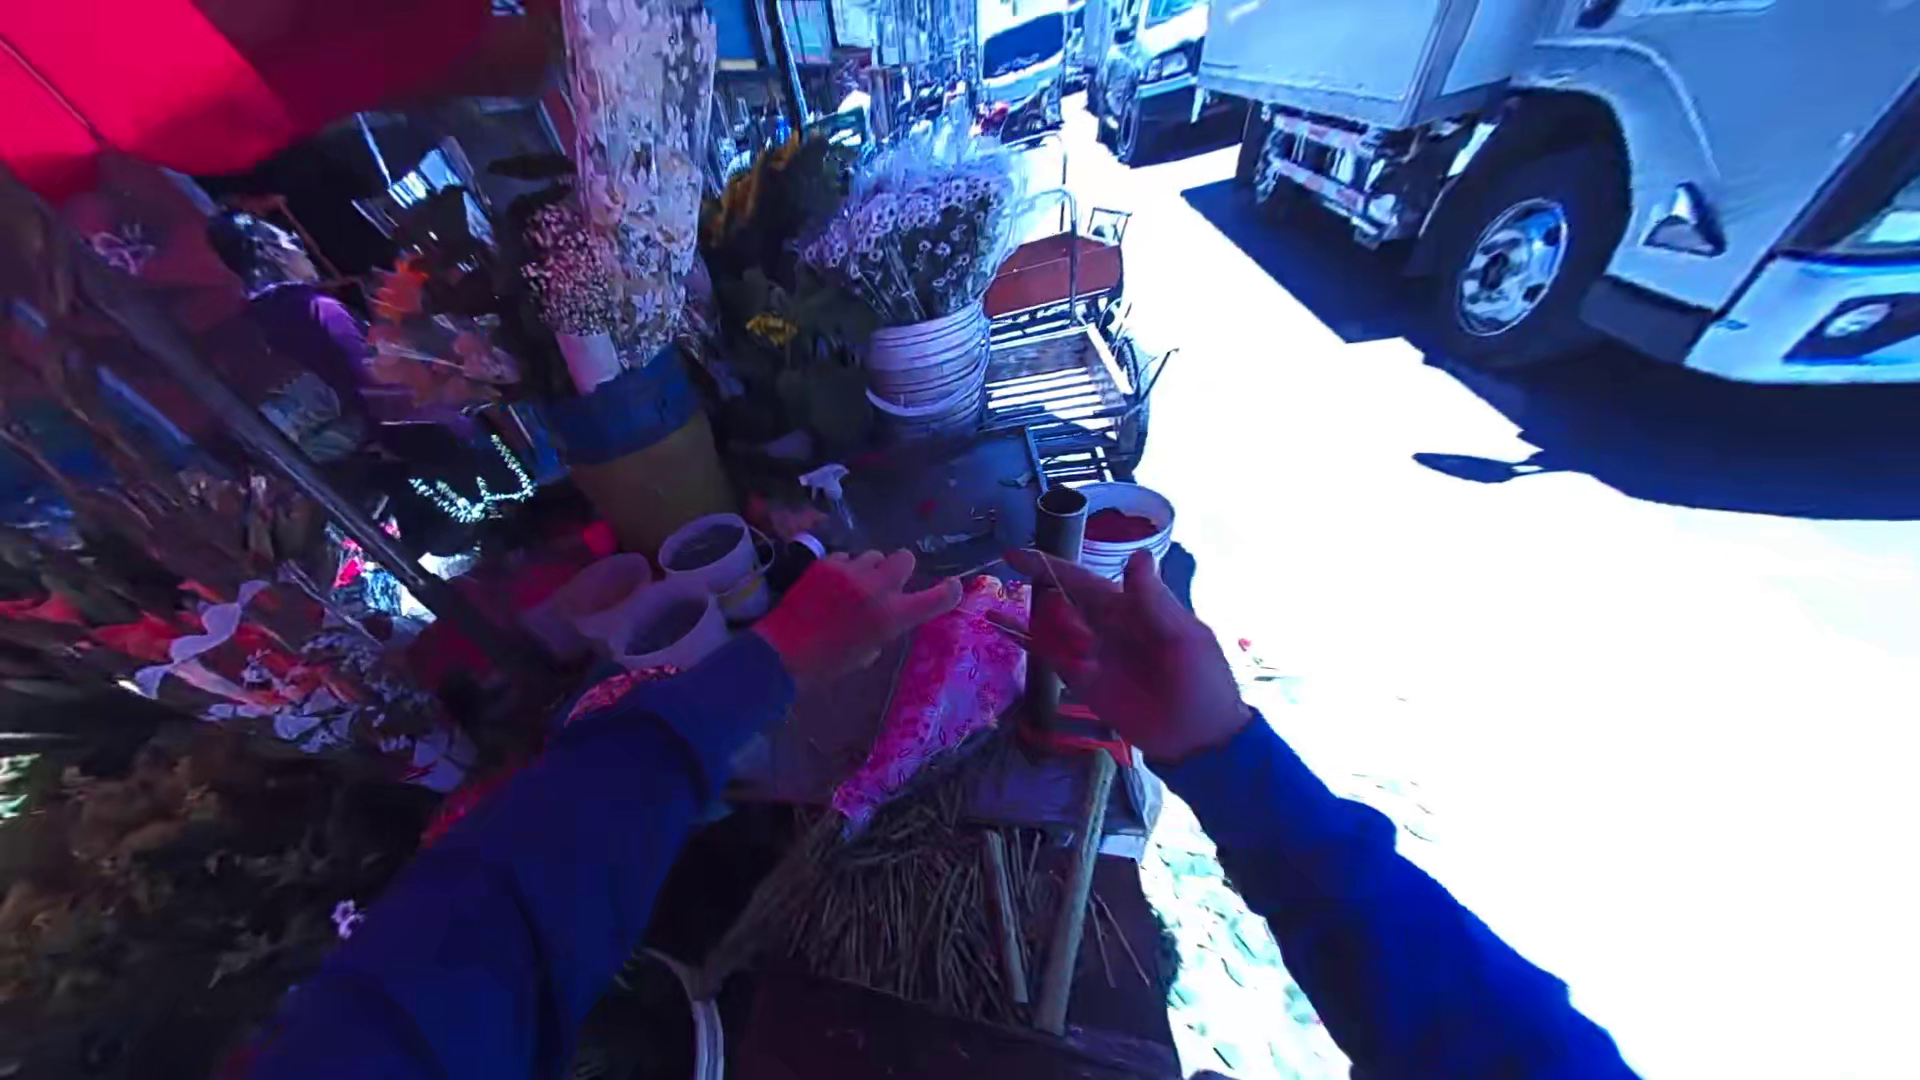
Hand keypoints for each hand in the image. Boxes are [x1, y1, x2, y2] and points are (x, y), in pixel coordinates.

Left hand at [752, 550, 962, 687]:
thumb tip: (885, 610)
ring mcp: (852, 572)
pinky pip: (847, 556)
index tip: (952, 586)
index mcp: (893, 617)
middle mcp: (878, 589)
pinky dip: (845, 568)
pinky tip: (832, 584)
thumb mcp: (869, 651)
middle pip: (905, 558)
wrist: (784, 651)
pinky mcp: (828, 563)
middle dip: (900, 569)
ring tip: (854, 583)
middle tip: (888, 582)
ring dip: (871, 567)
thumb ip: (885, 626)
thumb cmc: (830, 662)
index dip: (950, 591)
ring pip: (875, 554)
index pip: (937, 598)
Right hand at [1003, 548, 1249, 762]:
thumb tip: (1137, 555)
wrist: (1200, 739)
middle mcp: (1105, 626)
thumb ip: (1153, 601)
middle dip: (1037, 581)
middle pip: (1063, 597)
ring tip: (993, 603)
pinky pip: (1051, 659)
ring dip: (1026, 614)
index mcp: (1130, 609)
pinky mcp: (1083, 682)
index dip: (1052, 565)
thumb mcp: (1183, 638)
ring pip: (1052, 627)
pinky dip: (1028, 646)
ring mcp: (1091, 654)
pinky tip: (1004, 635)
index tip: (1019, 553)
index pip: (1084, 579)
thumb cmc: (1200, 683)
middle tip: (1004, 568)